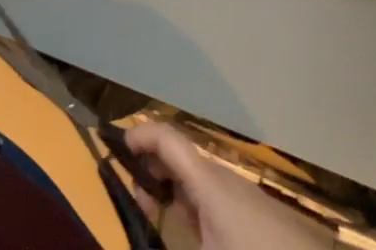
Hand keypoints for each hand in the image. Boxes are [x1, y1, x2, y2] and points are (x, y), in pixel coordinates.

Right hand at [122, 123, 333, 249]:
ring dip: (172, 191)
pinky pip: (215, 195)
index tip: (115, 156)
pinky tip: (197, 235)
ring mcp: (244, 196)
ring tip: (164, 221)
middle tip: (142, 209)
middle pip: (177, 156)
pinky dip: (195, 204)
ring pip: (196, 177)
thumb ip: (169, 242)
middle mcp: (225, 180)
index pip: (166, 137)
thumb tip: (141, 242)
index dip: (137, 137)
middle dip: (150, 173)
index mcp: (209, 184)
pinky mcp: (259, 214)